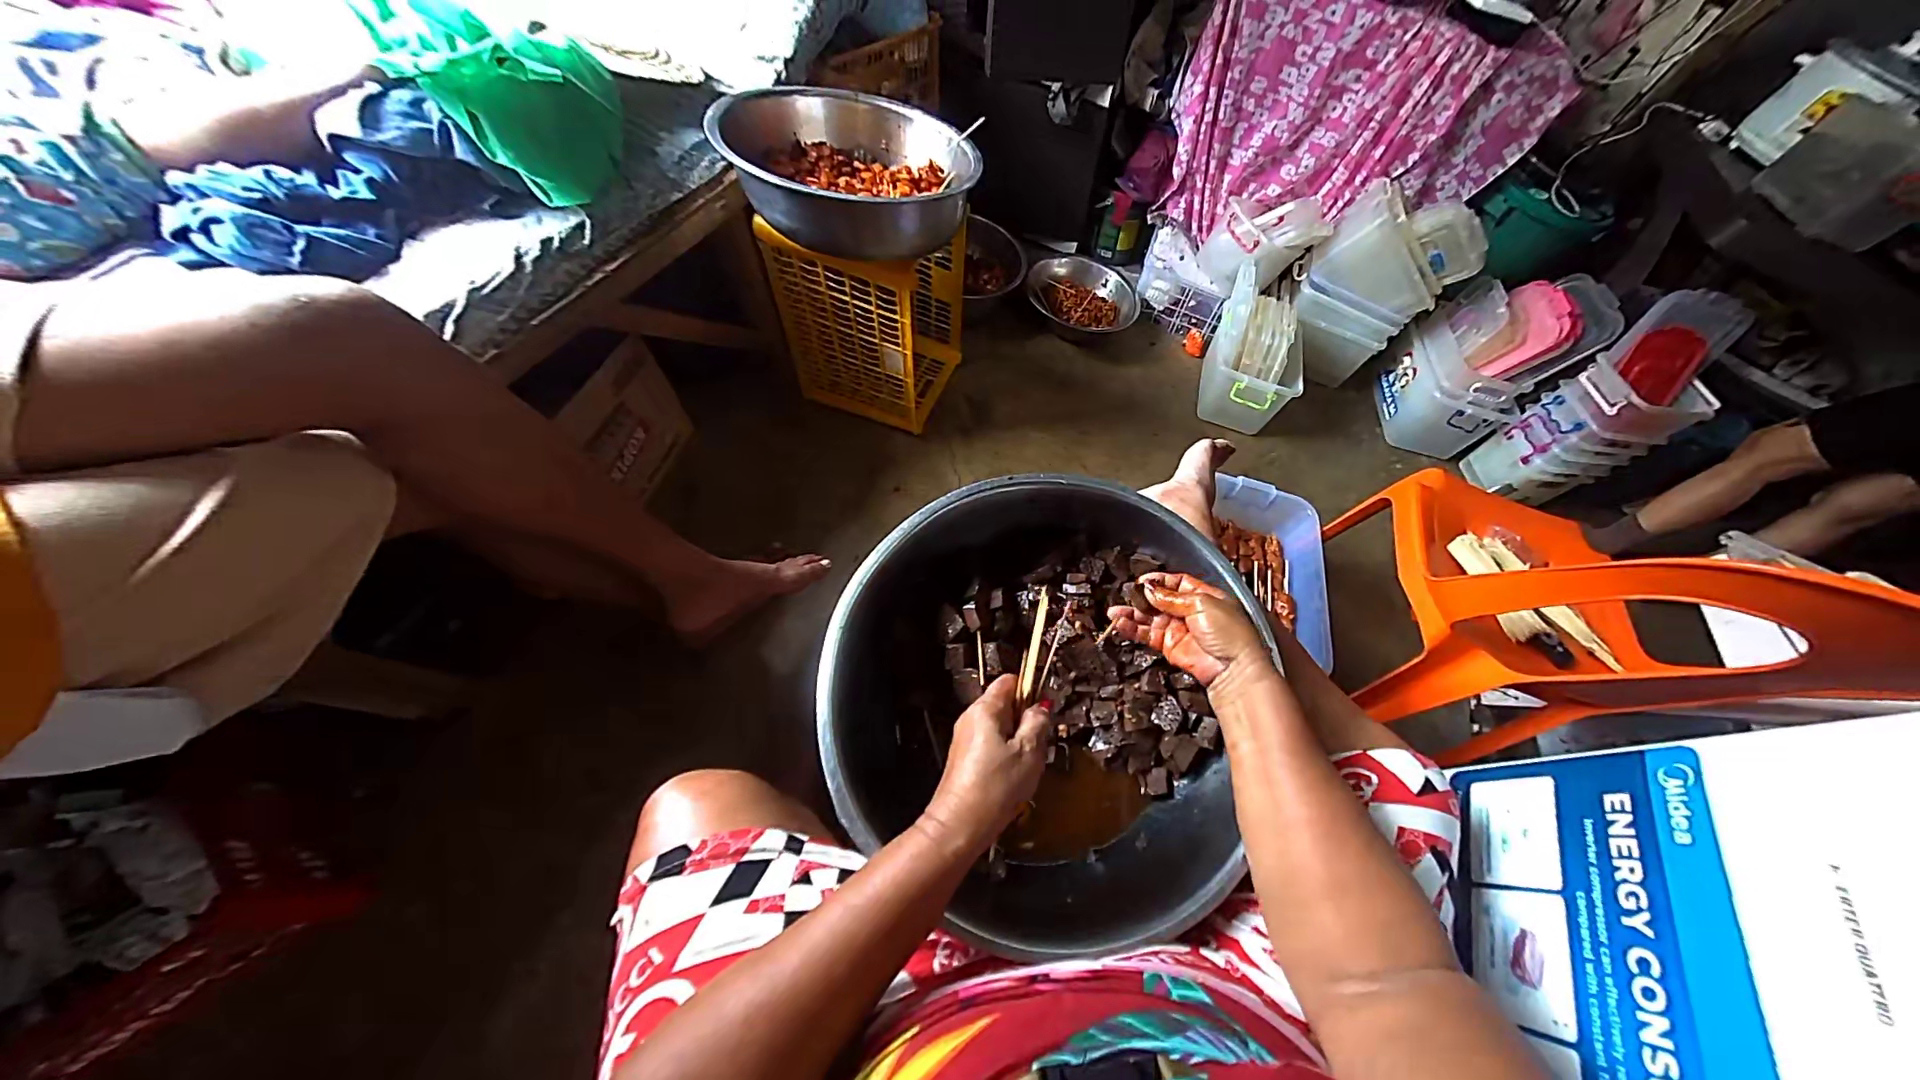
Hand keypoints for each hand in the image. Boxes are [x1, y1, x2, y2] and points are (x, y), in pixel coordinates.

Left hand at [922, 675, 1050, 852]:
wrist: (960, 824)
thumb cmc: (996, 786)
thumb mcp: (1029, 752)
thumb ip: (1037, 723)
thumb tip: (1041, 706)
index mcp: (985, 709)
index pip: (1009, 681)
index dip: (1031, 689)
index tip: (1045, 710)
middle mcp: (971, 717)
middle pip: (1005, 704)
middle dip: (1026, 719)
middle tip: (1039, 743)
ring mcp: (965, 737)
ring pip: (1000, 727)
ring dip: (1018, 740)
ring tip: (1028, 764)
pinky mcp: (964, 757)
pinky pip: (991, 744)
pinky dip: (1006, 754)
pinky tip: (1013, 776)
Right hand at [1107, 572, 1274, 692]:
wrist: (1232, 669)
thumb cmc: (1229, 634)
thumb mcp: (1202, 604)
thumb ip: (1172, 597)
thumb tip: (1150, 589)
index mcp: (1203, 596)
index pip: (1176, 583)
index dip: (1158, 581)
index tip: (1142, 581)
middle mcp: (1189, 611)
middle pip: (1159, 600)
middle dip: (1141, 597)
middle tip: (1127, 596)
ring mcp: (1178, 629)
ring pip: (1149, 617)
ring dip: (1131, 614)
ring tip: (1115, 612)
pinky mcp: (1169, 646)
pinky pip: (1146, 635)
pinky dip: (1132, 630)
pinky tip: (1120, 625)